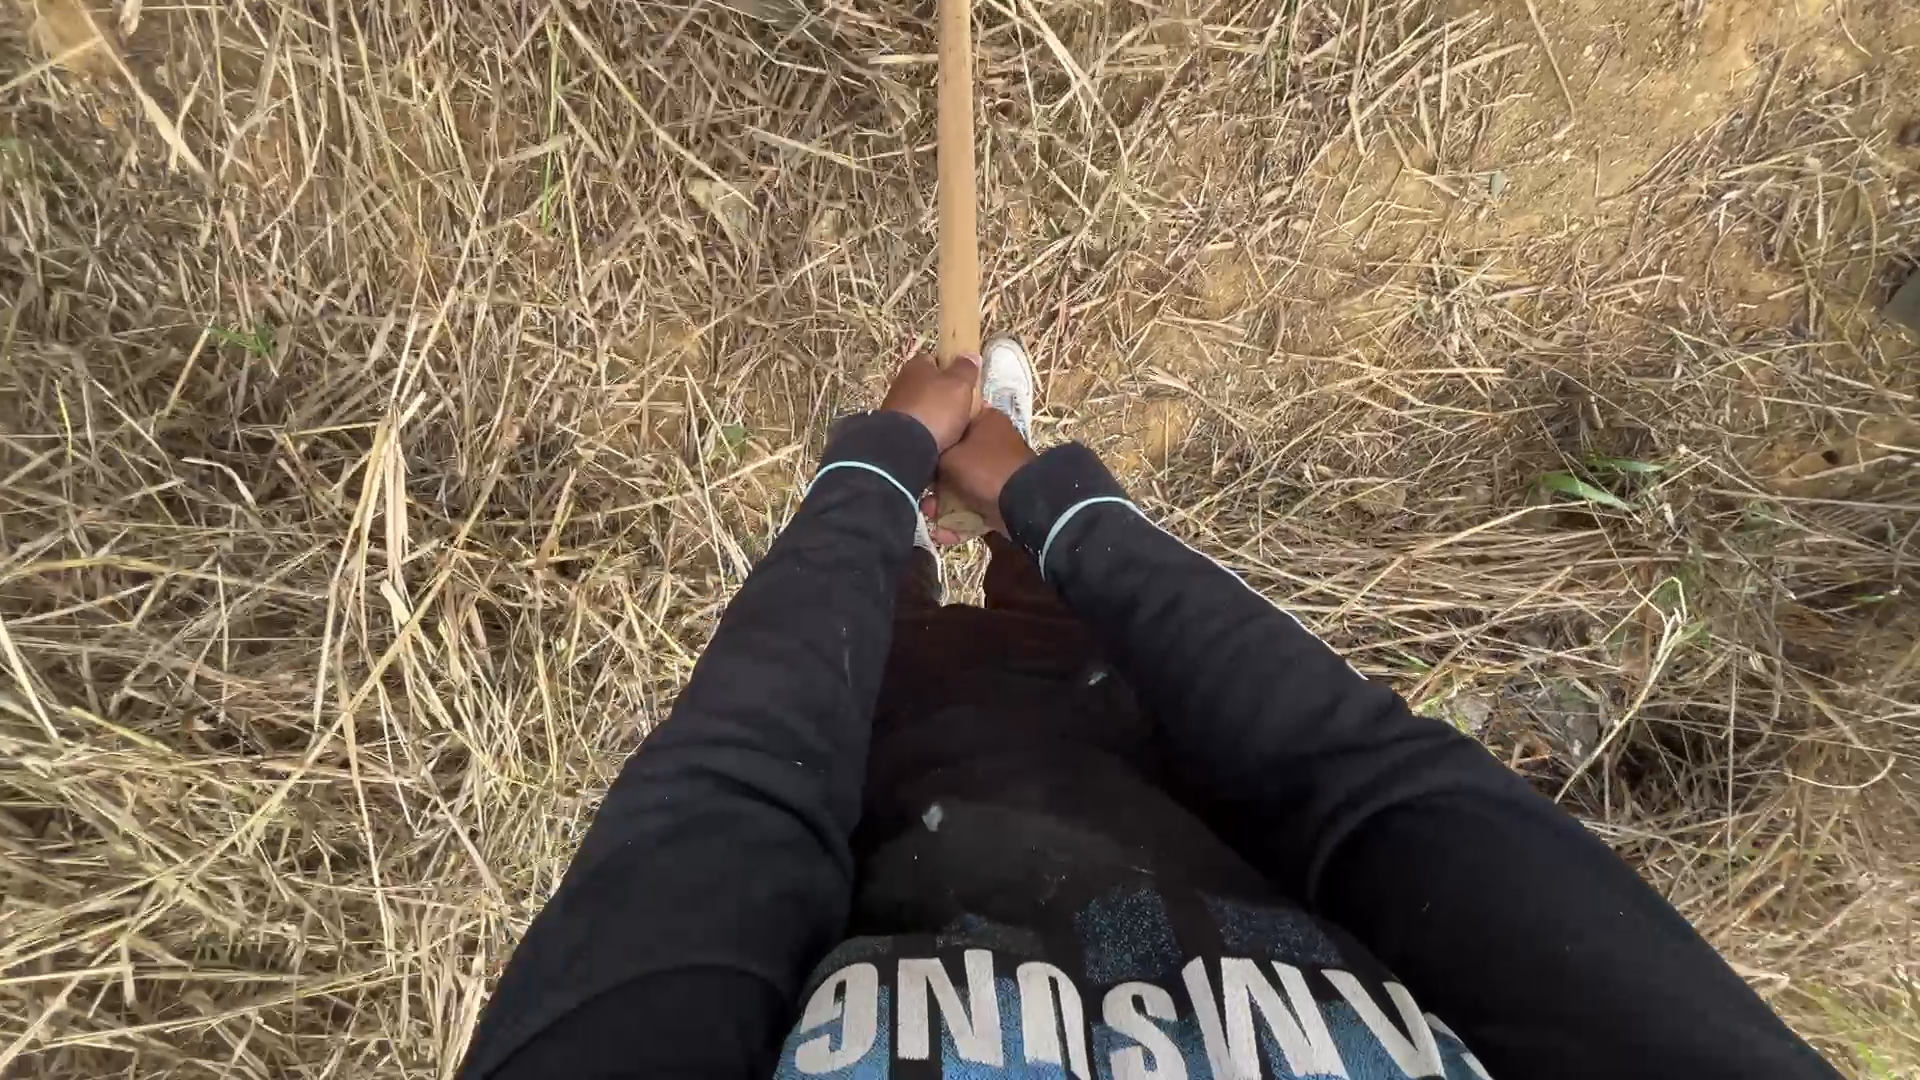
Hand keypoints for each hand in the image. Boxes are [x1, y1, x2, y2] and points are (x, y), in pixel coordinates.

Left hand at [879, 354, 981, 451]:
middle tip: (963, 407)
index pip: (935, 359)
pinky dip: (927, 429)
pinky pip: (917, 425)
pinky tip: (939, 439)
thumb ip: (966, 369)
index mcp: (916, 365)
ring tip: (954, 427)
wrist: (905, 446)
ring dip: (936, 414)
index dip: (951, 369)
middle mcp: (902, 382)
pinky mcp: (894, 428)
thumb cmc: (936, 409)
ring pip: (924, 406)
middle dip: (944, 394)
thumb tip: (970, 355)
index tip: (964, 382)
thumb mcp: (959, 385)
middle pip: (929, 384)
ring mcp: (895, 406)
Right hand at [921, 407, 1035, 541]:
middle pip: (954, 462)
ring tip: (930, 518)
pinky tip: (942, 534)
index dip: (932, 441)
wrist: (1021, 503)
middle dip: (935, 486)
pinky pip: (976, 507)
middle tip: (923, 497)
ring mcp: (999, 472)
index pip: (951, 424)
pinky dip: (961, 521)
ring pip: (963, 488)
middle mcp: (993, 443)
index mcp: (985, 421)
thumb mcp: (948, 458)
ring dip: (944, 507)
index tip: (916, 456)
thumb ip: (932, 458)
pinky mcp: (1002, 497)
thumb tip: (927, 465)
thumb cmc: (982, 469)